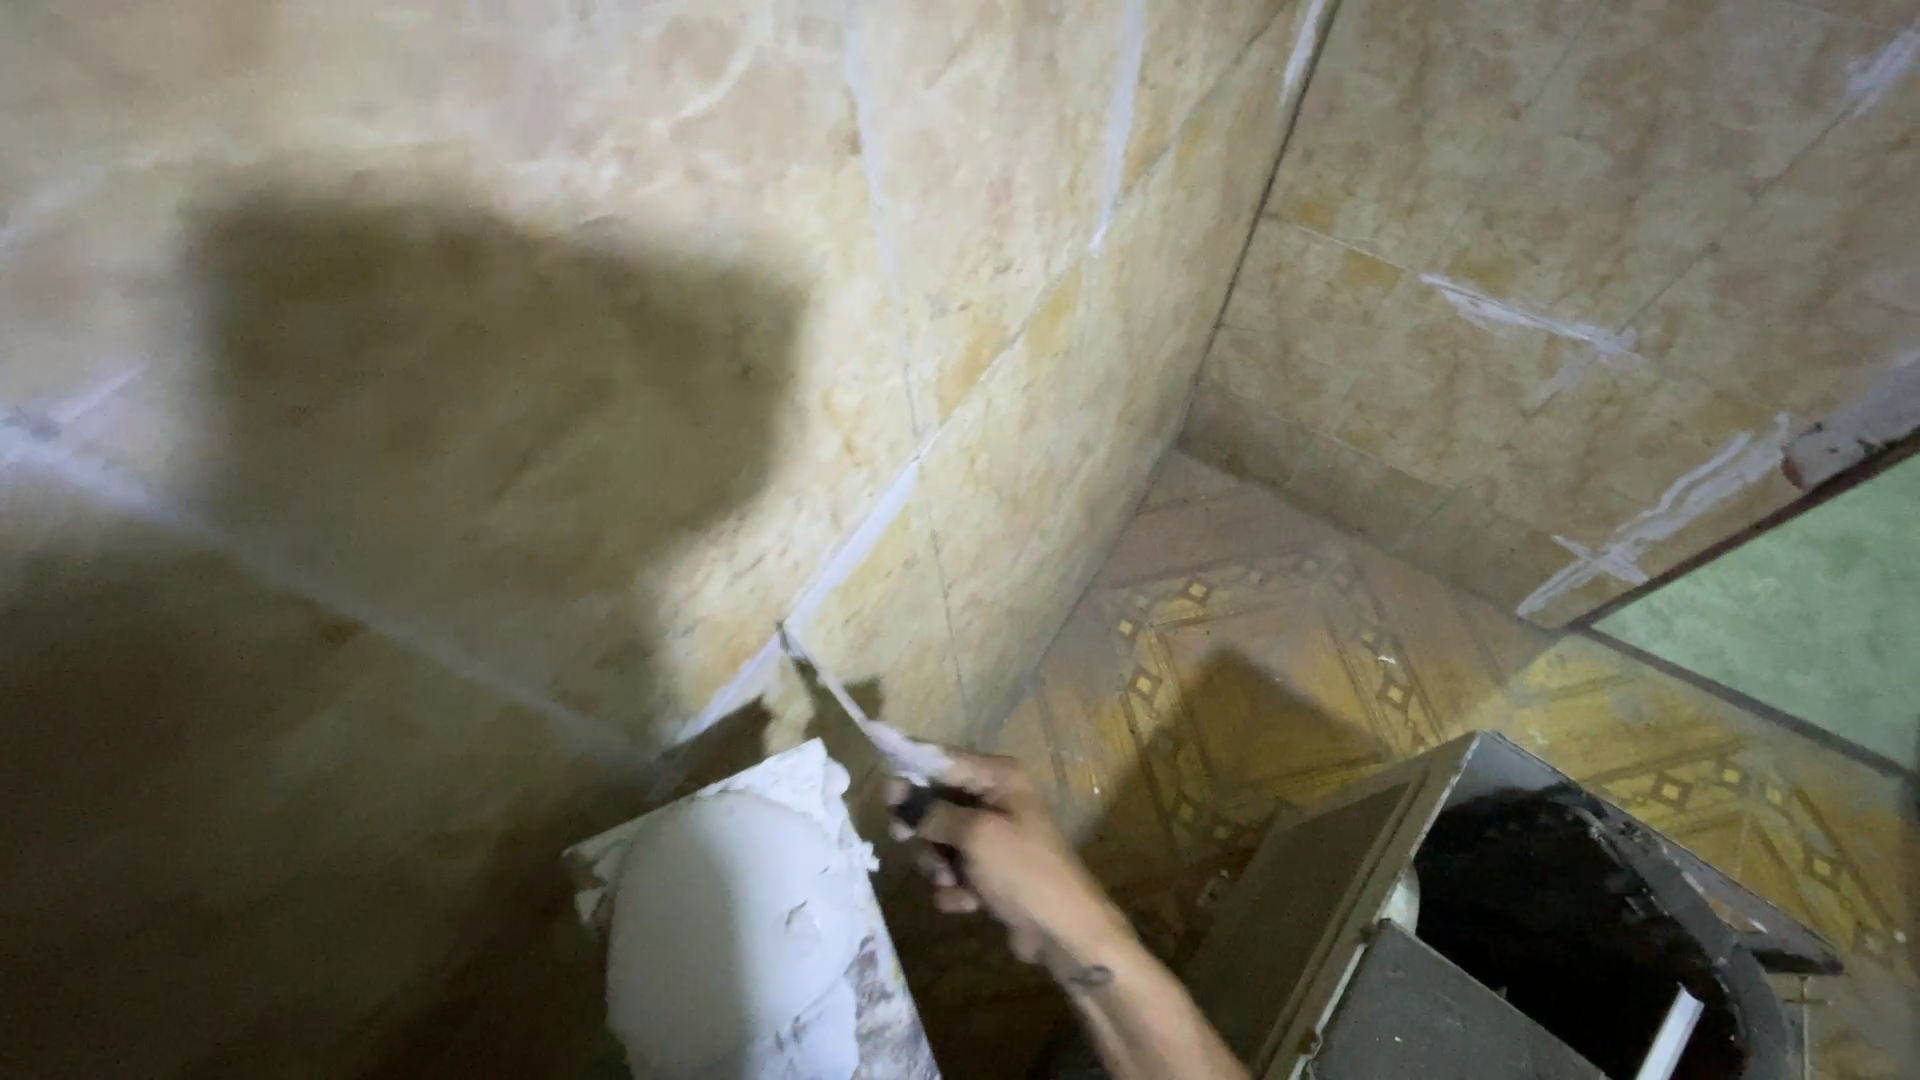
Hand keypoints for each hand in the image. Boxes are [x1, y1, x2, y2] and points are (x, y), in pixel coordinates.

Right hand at [888, 752, 1132, 974]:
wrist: (1063, 932)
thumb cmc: (1024, 871)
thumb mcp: (975, 835)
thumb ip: (932, 812)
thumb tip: (894, 790)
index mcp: (997, 777)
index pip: (941, 760)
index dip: (908, 767)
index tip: (880, 777)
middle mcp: (993, 798)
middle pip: (934, 802)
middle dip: (923, 830)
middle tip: (903, 839)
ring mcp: (990, 835)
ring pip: (938, 840)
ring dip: (938, 865)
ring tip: (953, 883)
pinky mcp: (987, 869)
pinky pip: (951, 869)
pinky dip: (954, 887)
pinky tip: (969, 902)